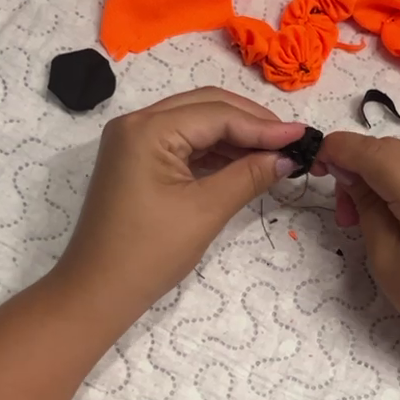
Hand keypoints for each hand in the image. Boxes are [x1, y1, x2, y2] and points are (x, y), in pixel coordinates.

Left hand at [52, 87, 307, 323]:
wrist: (97, 291)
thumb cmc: (149, 253)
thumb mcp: (205, 211)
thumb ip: (249, 176)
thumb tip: (288, 157)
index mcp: (148, 129)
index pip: (217, 114)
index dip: (264, 125)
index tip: (303, 136)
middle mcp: (137, 123)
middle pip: (205, 107)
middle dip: (251, 122)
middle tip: (291, 141)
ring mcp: (134, 141)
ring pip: (195, 123)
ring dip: (235, 136)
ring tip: (275, 153)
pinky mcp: (137, 161)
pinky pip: (183, 143)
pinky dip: (215, 151)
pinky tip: (245, 162)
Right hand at [316, 132, 399, 368]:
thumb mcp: (389, 264)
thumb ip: (367, 210)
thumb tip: (349, 176)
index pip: (374, 152)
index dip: (339, 150)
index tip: (313, 163)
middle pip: (391, 148)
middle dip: (357, 164)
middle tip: (341, 210)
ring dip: (378, 173)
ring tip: (361, 216)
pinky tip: (390, 211)